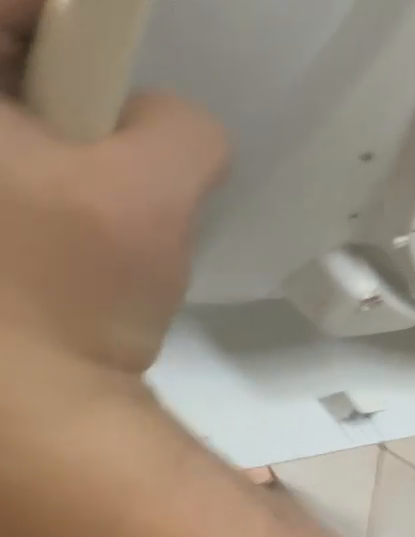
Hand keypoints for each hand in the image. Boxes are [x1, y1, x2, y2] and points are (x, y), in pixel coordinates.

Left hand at [0, 0, 225, 395]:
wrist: (18, 404)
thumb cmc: (62, 292)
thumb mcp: (148, 199)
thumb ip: (182, 132)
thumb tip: (173, 117)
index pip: (15, 12)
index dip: (75, 27)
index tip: (114, 62)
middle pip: (3, 61)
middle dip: (55, 85)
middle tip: (98, 142)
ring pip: (8, 120)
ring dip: (43, 133)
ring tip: (78, 194)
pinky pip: (11, 170)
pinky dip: (29, 176)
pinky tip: (47, 223)